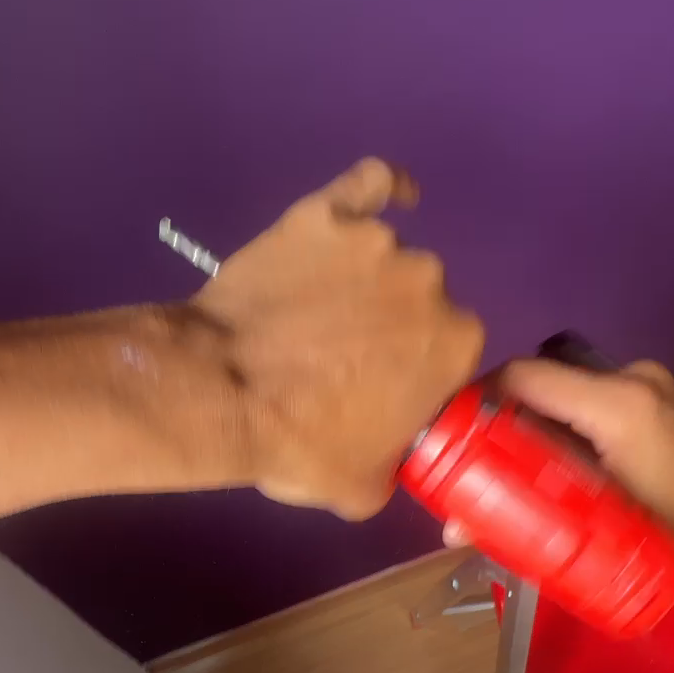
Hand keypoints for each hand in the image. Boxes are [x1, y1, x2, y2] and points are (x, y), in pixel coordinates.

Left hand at [194, 158, 483, 518]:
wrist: (218, 392)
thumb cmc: (297, 444)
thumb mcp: (365, 486)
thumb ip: (397, 460)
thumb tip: (388, 449)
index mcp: (455, 344)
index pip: (449, 355)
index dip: (416, 374)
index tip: (383, 390)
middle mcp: (429, 282)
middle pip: (419, 303)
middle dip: (390, 329)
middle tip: (340, 354)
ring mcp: (375, 241)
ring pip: (384, 259)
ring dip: (363, 281)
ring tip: (313, 309)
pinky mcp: (325, 214)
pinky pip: (371, 186)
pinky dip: (386, 191)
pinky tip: (391, 197)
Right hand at [462, 358, 673, 597]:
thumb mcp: (591, 535)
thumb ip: (521, 524)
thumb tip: (451, 529)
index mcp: (619, 405)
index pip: (525, 376)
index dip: (478, 395)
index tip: (451, 429)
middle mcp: (632, 379)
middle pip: (541, 379)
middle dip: (501, 411)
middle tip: (475, 448)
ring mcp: (646, 382)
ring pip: (561, 385)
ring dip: (530, 414)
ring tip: (509, 454)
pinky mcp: (652, 393)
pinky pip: (585, 393)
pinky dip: (558, 416)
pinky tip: (551, 452)